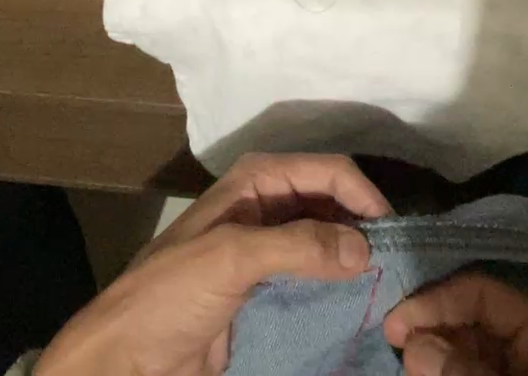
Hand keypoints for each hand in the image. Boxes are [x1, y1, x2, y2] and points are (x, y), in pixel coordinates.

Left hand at [38, 154, 392, 375]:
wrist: (129, 355)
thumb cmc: (171, 292)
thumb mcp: (232, 257)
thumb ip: (297, 245)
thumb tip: (364, 246)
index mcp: (257, 179)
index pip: (328, 171)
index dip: (364, 196)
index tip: (395, 238)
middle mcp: (268, 203)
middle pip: (332, 201)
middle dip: (364, 225)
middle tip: (398, 265)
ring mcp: (269, 245)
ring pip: (328, 237)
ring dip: (355, 255)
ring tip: (389, 284)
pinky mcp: (269, 285)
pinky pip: (316, 273)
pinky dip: (339, 282)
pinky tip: (360, 300)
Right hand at [385, 272, 527, 375]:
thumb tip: (415, 345)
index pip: (483, 293)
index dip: (435, 302)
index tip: (394, 329)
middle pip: (475, 321)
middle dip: (434, 333)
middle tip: (398, 355)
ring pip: (471, 353)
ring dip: (438, 358)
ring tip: (409, 370)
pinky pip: (475, 375)